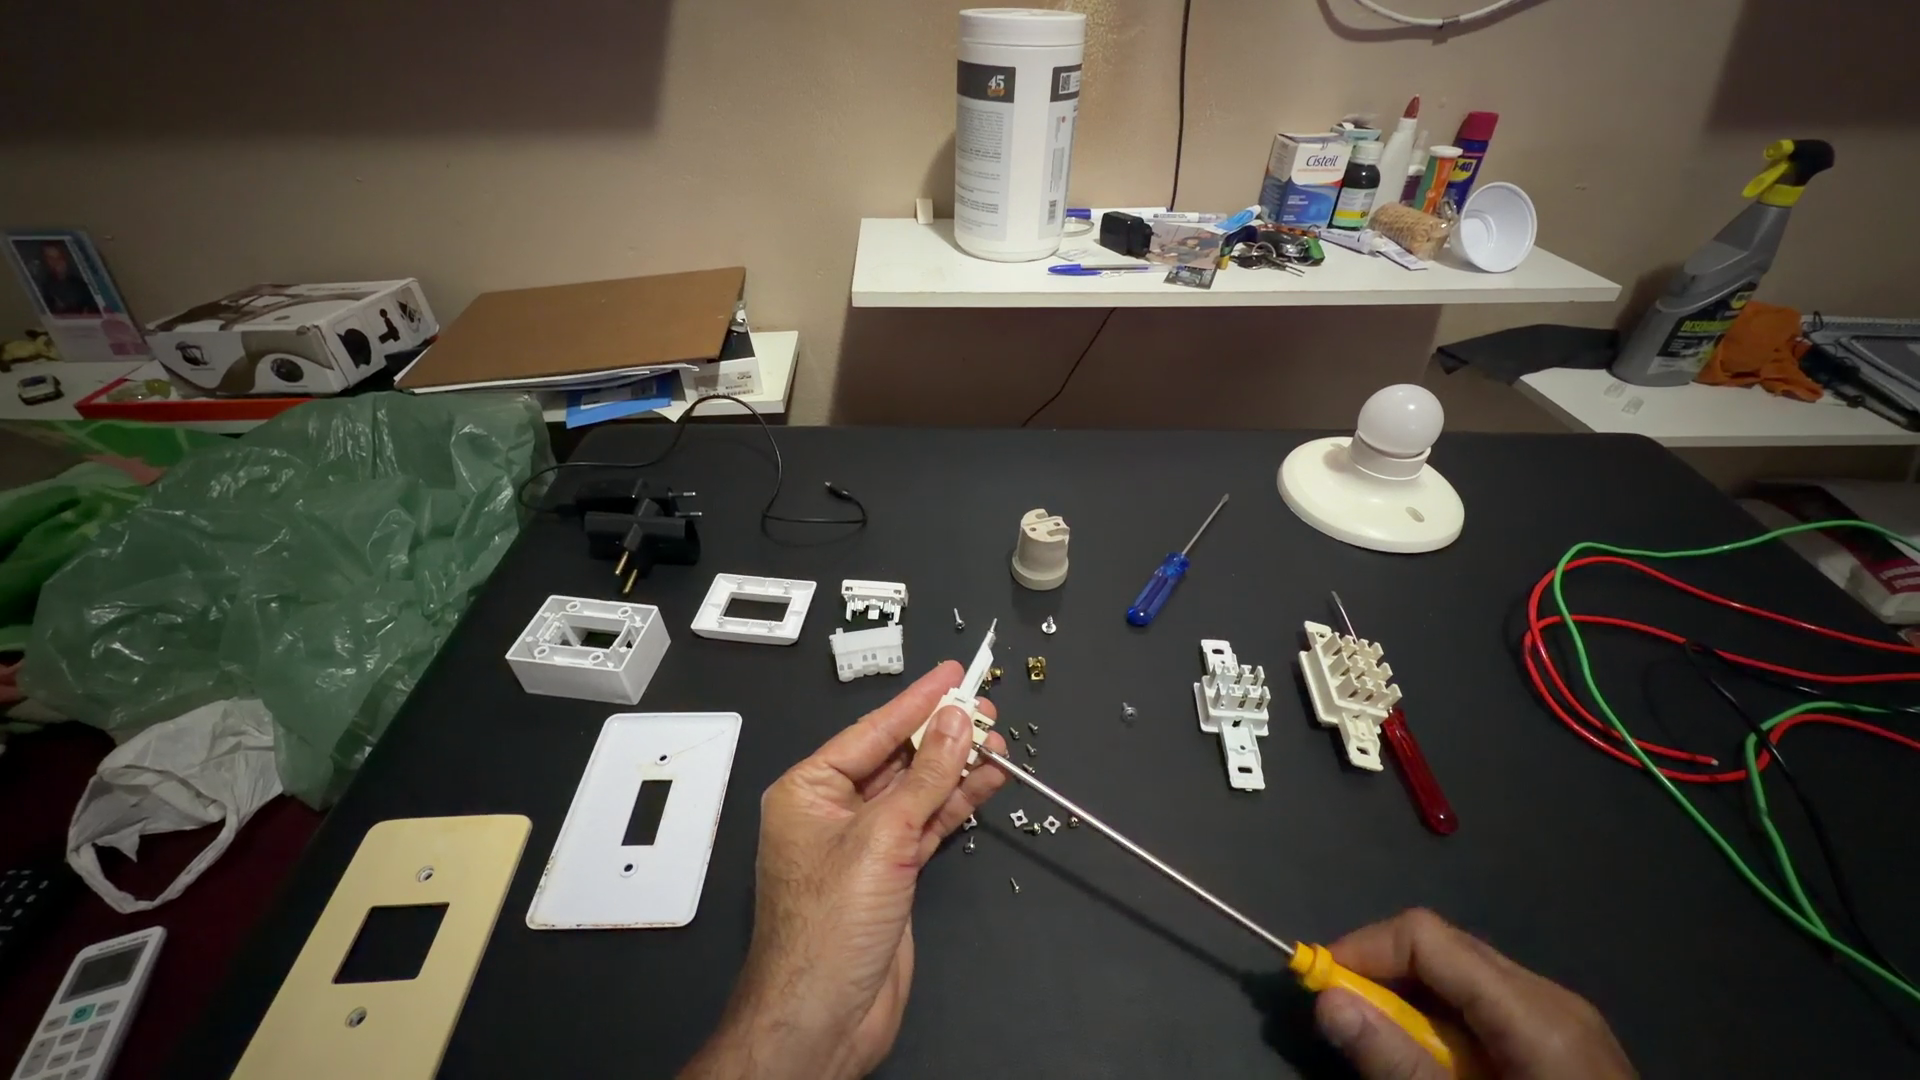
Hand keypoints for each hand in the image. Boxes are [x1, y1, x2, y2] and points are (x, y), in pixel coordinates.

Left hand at [679, 662, 1007, 1079]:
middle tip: (985, 705)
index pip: (872, 730)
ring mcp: (866, 840)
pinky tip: (988, 779)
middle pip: (897, 756)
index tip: (952, 672)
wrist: (823, 1019)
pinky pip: (928, 822)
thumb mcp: (882, 838)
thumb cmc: (831, 925)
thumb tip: (957, 720)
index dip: (917, 700)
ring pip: (918, 789)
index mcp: (809, 789)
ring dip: (957, 766)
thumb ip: (926, 777)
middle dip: (942, 733)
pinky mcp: (892, 870)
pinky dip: (958, 801)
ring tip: (998, 739)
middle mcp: (834, 808)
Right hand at [1314, 909, 1635, 1079]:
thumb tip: (1327, 1001)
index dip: (1363, 948)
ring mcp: (1564, 1020)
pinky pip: (1487, 1004)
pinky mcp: (1565, 1044)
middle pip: (1442, 947)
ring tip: (1390, 1047)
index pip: (1424, 934)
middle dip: (1382, 972)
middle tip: (1347, 1018)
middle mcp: (1551, 997)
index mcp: (1533, 1009)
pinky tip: (1439, 1063)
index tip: (1321, 987)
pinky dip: (1445, 1021)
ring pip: (1461, 974)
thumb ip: (1398, 1063)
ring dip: (1411, 999)